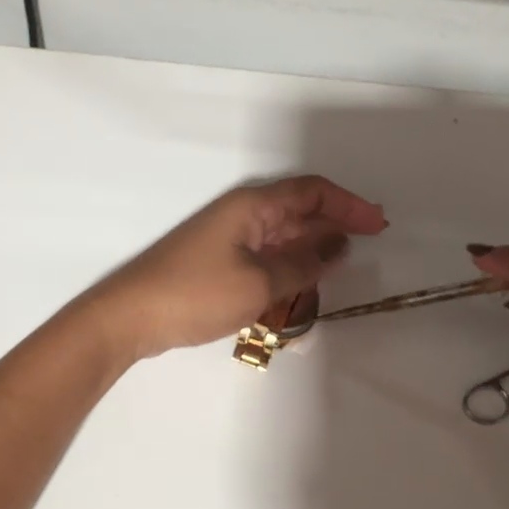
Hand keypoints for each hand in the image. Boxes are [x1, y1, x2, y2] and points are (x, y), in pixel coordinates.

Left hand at [85, 176, 386, 360]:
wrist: (130, 317)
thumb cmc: (196, 293)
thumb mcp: (259, 283)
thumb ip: (303, 264)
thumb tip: (338, 244)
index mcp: (252, 207)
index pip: (311, 191)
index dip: (348, 205)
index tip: (379, 225)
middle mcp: (241, 215)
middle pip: (298, 210)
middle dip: (335, 224)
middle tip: (369, 245)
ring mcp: (227, 239)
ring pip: (282, 235)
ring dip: (312, 247)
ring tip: (341, 267)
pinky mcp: (218, 263)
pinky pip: (266, 255)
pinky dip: (289, 265)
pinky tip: (302, 284)